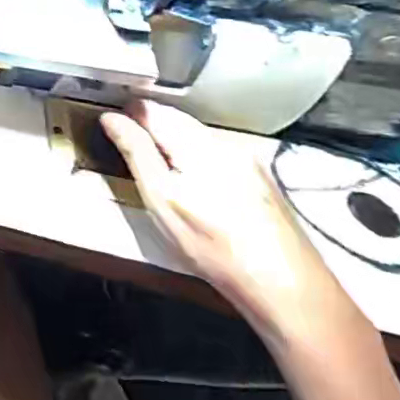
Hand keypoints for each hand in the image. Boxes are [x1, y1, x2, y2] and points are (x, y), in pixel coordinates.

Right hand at [101, 100, 345, 338]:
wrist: (287, 290)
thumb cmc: (215, 247)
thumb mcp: (161, 200)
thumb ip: (135, 152)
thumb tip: (111, 119)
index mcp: (197, 143)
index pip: (149, 109)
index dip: (125, 117)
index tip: (112, 133)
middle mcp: (224, 142)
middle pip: (174, 118)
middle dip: (149, 128)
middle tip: (130, 153)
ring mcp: (247, 158)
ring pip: (195, 135)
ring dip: (171, 142)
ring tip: (160, 172)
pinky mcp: (259, 177)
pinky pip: (215, 151)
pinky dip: (195, 157)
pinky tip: (194, 185)